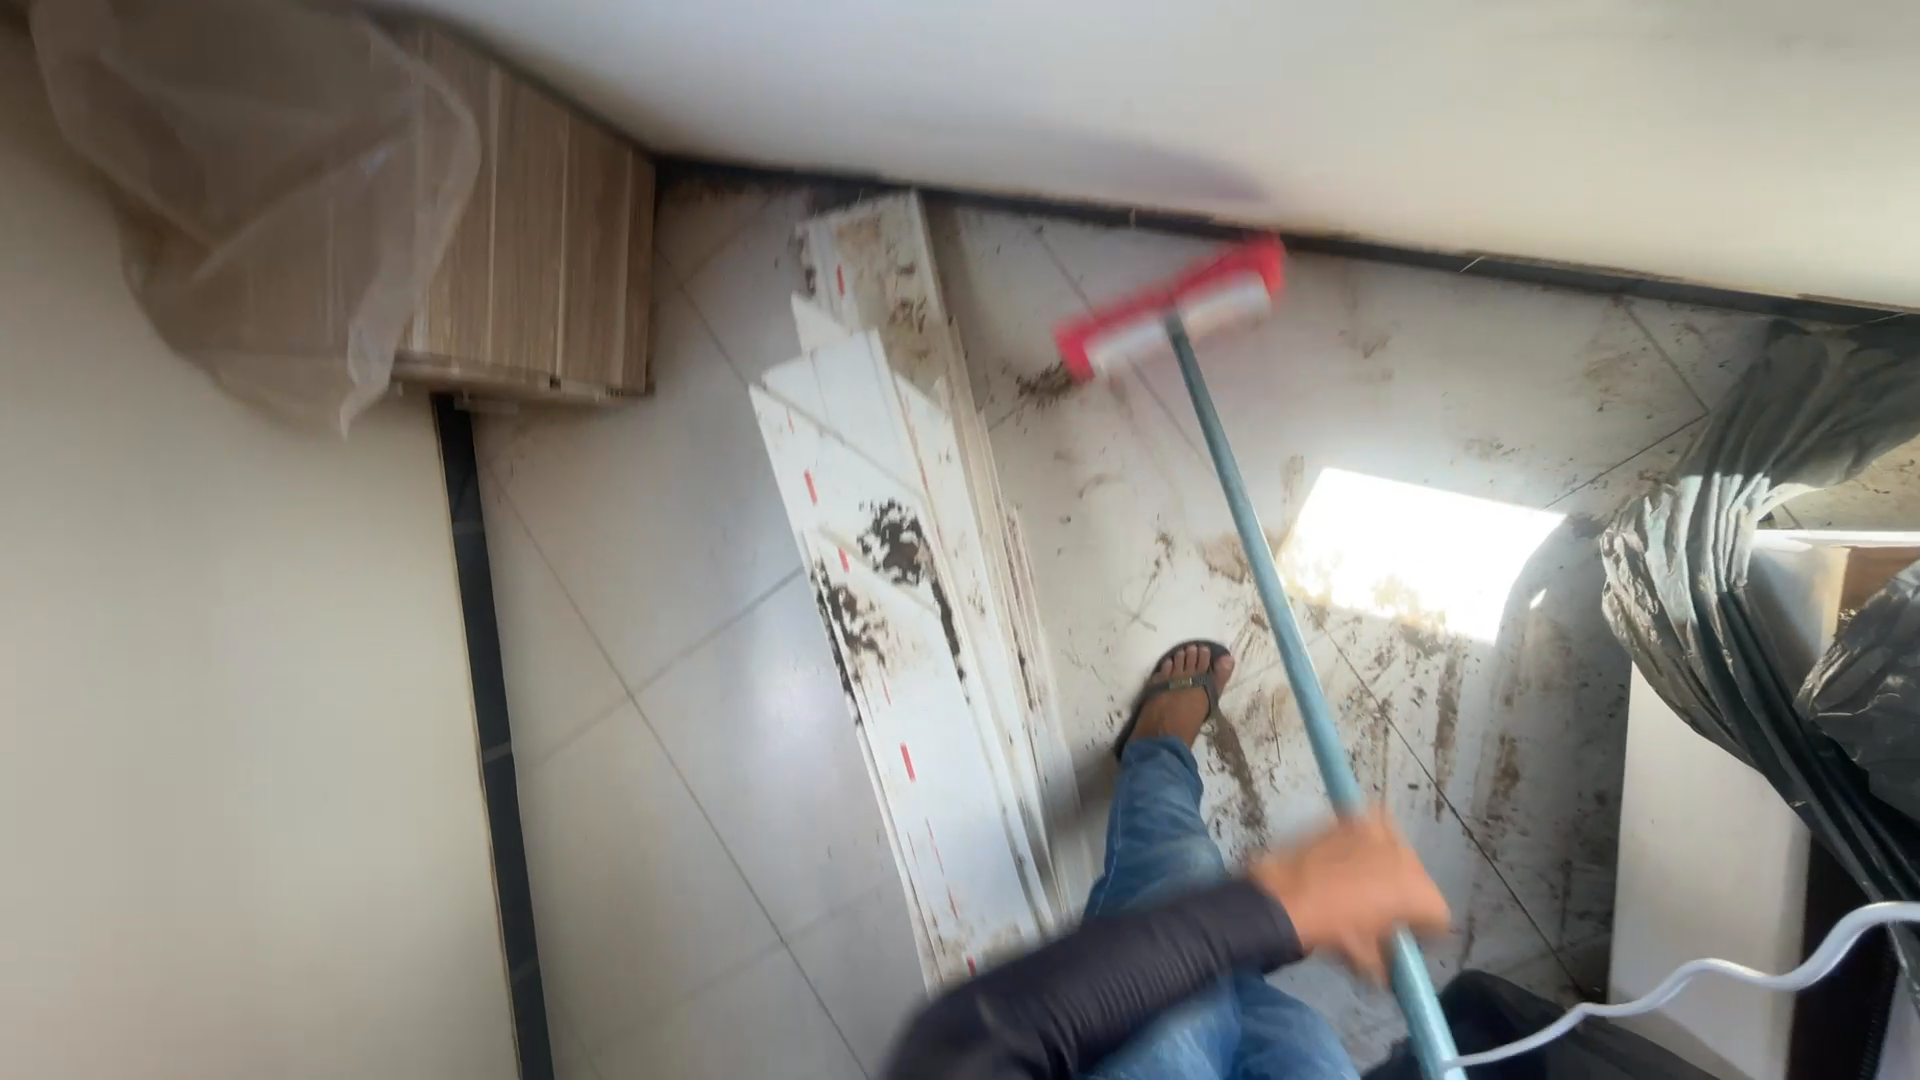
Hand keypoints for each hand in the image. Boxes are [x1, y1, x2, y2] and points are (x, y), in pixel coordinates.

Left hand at [1248, 807, 1450, 983]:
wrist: (1287, 896)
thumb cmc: (1332, 929)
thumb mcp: (1367, 958)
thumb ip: (1388, 962)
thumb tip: (1386, 967)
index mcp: (1422, 897)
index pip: (1440, 916)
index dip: (1423, 929)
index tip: (1404, 934)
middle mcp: (1410, 861)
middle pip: (1419, 880)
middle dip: (1405, 895)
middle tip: (1382, 908)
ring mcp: (1379, 834)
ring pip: (1398, 850)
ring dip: (1388, 864)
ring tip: (1365, 878)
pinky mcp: (1351, 818)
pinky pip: (1372, 822)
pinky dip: (1368, 832)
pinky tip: (1352, 847)